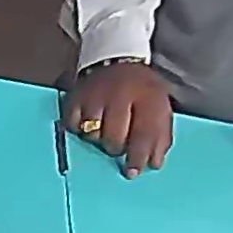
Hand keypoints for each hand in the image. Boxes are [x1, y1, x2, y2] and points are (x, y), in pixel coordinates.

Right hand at [63, 61, 173, 177]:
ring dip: (97, 139)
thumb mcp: (158, 106)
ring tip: (103, 130)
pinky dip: (79, 130)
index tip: (133, 172)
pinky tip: (87, 124)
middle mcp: (121, 94)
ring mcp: (95, 96)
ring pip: (92, 134)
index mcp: (148, 96)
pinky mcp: (74, 98)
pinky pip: (73, 127)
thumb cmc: (140, 90)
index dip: (139, 156)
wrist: (116, 60)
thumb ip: (159, 134)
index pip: (144, 133)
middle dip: (115, 147)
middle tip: (116, 146)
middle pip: (114, 137)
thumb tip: (154, 164)